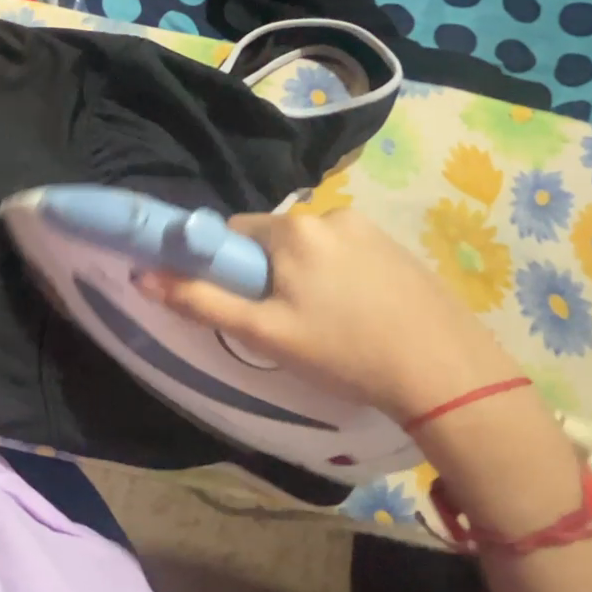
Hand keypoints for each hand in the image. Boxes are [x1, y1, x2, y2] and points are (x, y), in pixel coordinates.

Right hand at [136, 209, 520, 420]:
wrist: (451, 377)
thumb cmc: (345, 352)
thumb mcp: (262, 332)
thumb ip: (198, 300)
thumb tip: (141, 274)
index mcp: (292, 228)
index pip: (231, 233)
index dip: (226, 267)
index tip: (243, 303)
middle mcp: (329, 213)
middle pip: (269, 238)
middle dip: (265, 272)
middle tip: (282, 320)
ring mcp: (370, 228)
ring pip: (306, 248)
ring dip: (300, 275)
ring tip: (322, 322)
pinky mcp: (398, 247)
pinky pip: (342, 253)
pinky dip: (336, 277)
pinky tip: (354, 314)